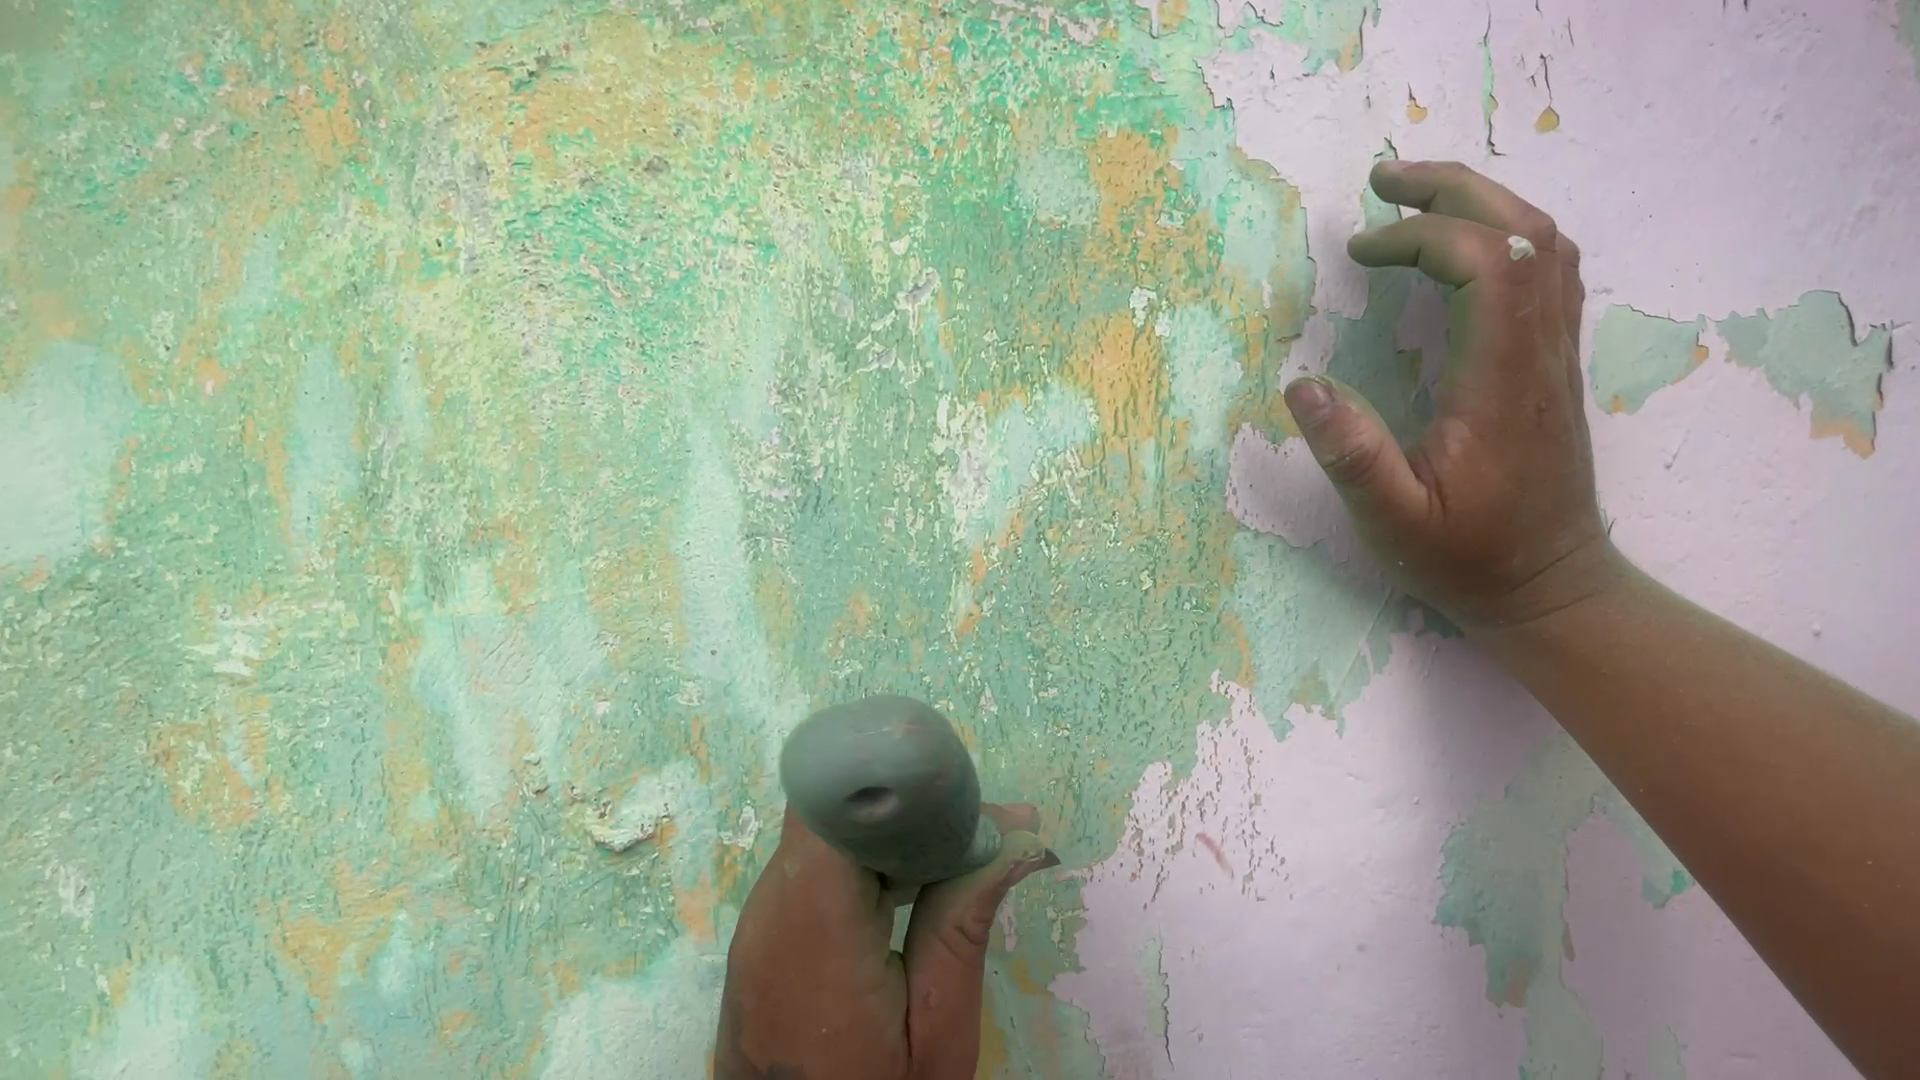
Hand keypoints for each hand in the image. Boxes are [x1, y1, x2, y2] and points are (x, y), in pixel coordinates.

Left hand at [715, 804, 1055, 1079]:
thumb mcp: (937, 1032)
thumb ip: (964, 923)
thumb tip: (1018, 834)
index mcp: (812, 923)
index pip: (834, 800)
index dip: (895, 780)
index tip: (966, 794)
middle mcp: (773, 905)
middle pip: (838, 811)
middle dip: (913, 805)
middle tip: (992, 827)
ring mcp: (762, 918)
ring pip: (831, 833)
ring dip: (897, 832)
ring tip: (971, 853)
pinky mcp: (766, 933)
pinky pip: (820, 867)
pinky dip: (872, 862)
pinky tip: (922, 885)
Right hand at [1283, 160, 1623, 628]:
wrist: (1549, 587)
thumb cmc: (1467, 559)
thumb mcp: (1393, 522)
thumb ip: (1351, 455)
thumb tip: (1301, 386)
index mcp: (1499, 382)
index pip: (1485, 264)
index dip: (1421, 236)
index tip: (1359, 252)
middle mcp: (1538, 353)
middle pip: (1524, 233)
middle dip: (1453, 190)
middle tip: (1384, 179)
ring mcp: (1553, 356)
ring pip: (1546, 245)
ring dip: (1482, 205)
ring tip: (1415, 198)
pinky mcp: (1549, 366)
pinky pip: (1546, 273)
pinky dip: (1501, 238)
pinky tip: (1459, 250)